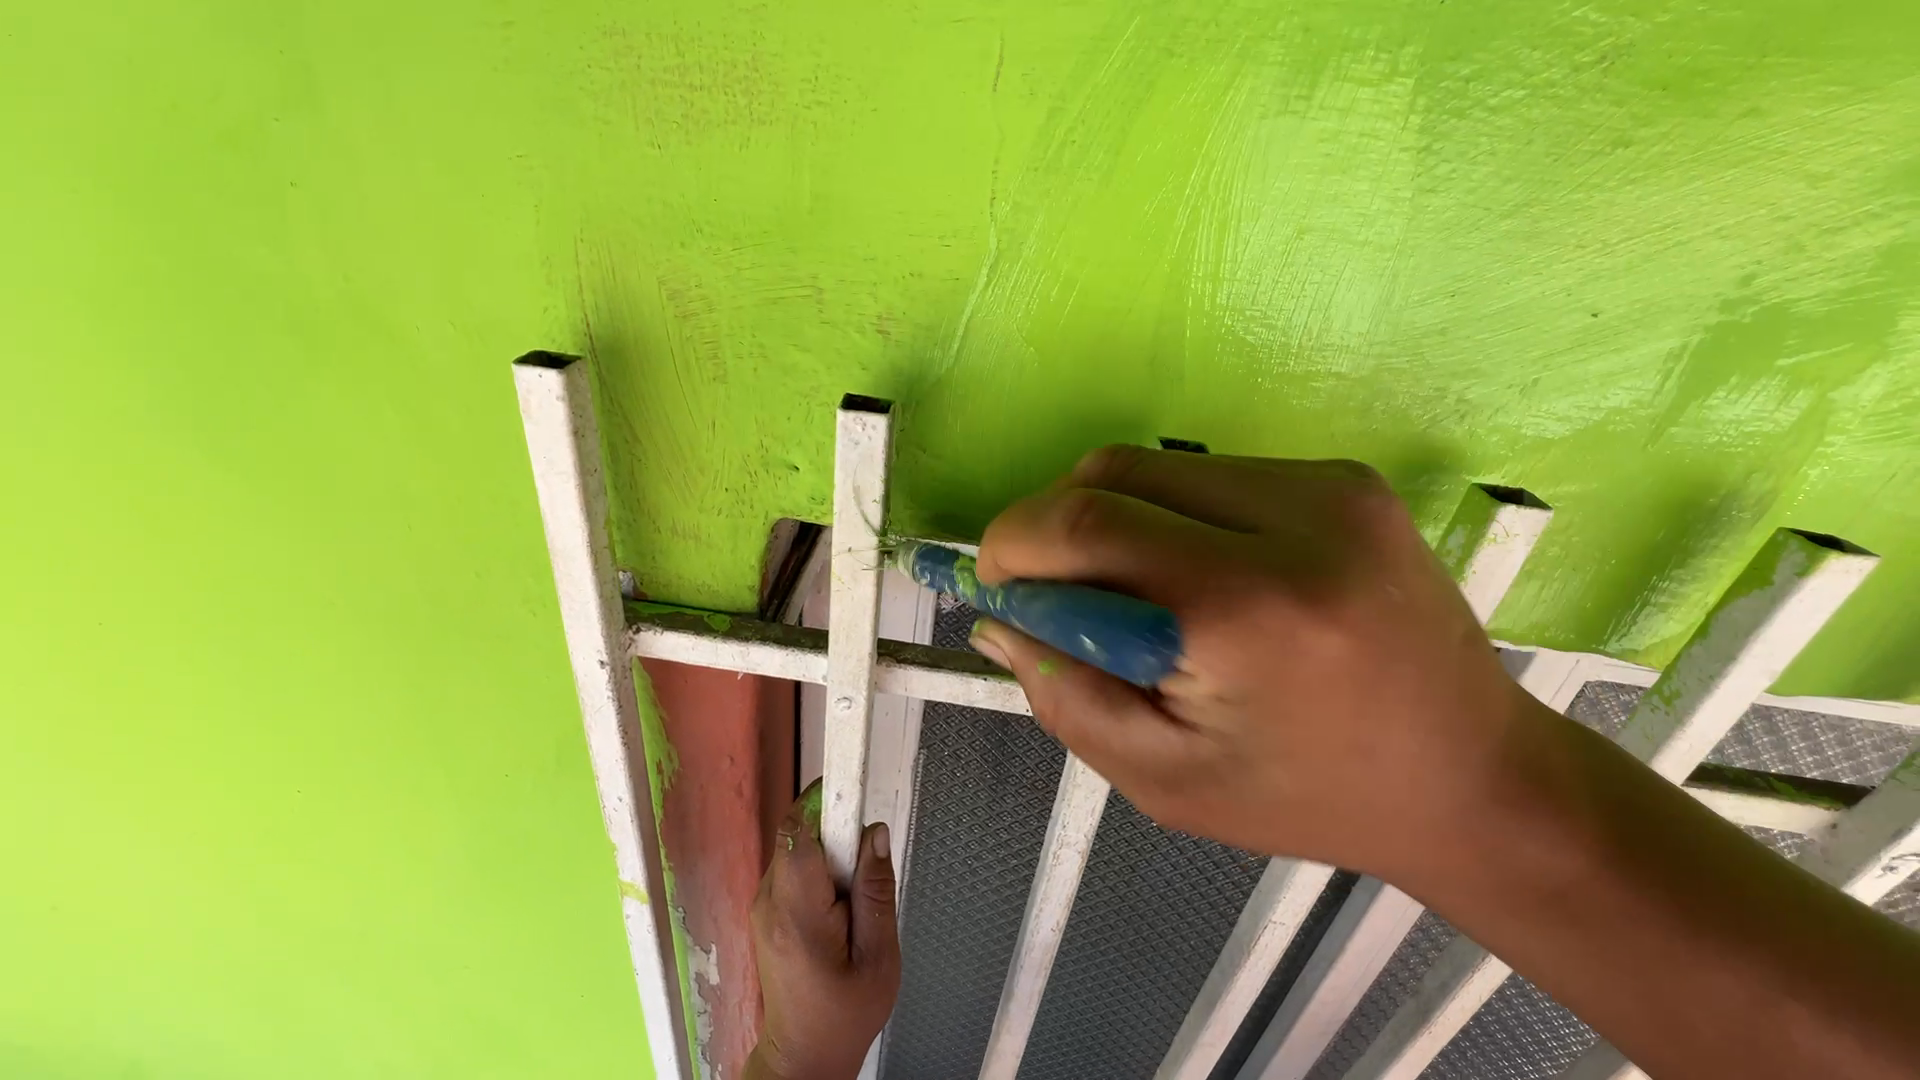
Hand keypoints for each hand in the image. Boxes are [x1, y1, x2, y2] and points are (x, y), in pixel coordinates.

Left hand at [746, 784, 900, 1079]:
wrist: (804, 1055)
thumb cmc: (845, 1012)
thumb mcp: (878, 955)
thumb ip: (876, 890)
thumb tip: (876, 833)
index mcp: (796, 911)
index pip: (799, 830)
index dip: (826, 800)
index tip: (857, 788)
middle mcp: (769, 900)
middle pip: (797, 832)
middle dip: (835, 826)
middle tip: (868, 852)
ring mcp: (763, 904)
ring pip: (795, 846)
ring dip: (828, 848)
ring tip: (856, 884)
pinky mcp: (766, 909)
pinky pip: (792, 866)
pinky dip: (818, 865)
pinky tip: (841, 897)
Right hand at [966, 445, 1539, 883]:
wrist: (1472, 776)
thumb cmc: (1310, 798)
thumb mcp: (1165, 780)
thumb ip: (1066, 696)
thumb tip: (998, 618)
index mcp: (1250, 609)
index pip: (1088, 524)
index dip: (1014, 542)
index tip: (997, 584)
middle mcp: (1297, 519)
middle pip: (1113, 473)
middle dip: (1053, 524)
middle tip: (1054, 593)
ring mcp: (1331, 486)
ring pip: (1157, 464)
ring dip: (1111, 516)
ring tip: (1131, 592)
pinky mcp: (1345, 478)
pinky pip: (1210, 472)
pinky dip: (1169, 512)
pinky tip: (1193, 574)